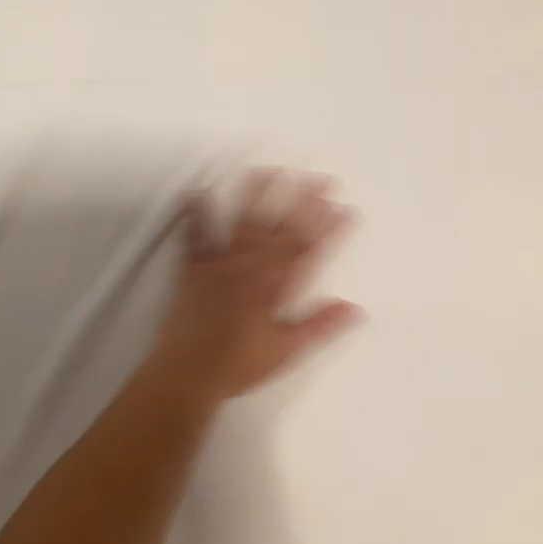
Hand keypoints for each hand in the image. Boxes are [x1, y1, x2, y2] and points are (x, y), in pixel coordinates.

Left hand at [147, 167, 362, 401]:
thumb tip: (355, 308)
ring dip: (257, 193)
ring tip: (270, 169)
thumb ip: (319, 326)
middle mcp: (248, 267)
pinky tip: (196, 191)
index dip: (328, 227)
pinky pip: (192, 236)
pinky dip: (195, 213)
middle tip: (319, 177)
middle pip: (279, 226)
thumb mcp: (286, 350)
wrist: (187, 373)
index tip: (345, 208)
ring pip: (241, 221)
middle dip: (302, 199)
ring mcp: (218, 263)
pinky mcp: (190, 268)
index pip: (307, 249)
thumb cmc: (239, 365)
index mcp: (274, 287)